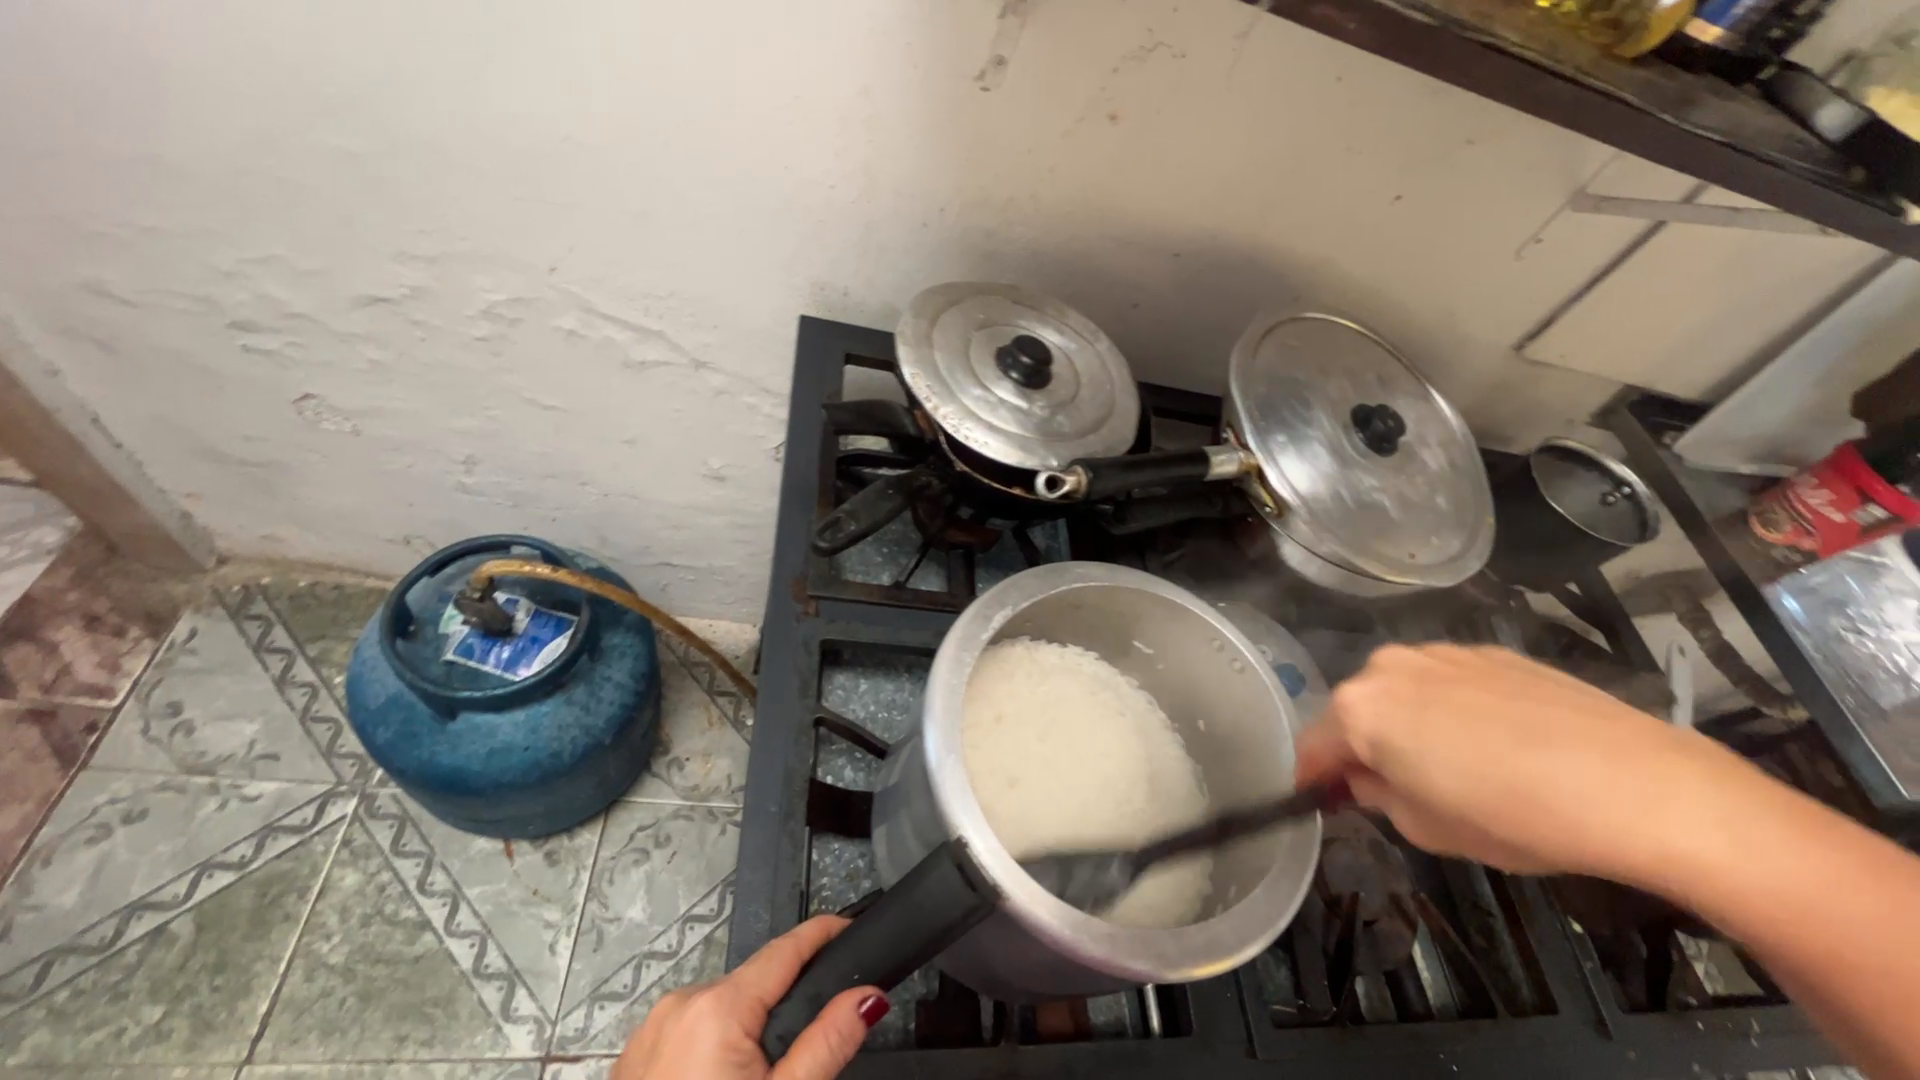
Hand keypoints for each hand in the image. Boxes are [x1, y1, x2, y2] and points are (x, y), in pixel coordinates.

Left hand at [613, 916, 888, 1079]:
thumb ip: (826, 1043)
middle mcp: (681, 1003)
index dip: (822, 934)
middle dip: (785, 1004)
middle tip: (807, 1049)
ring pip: (722, 1010)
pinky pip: (690, 1032)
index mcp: (719, 1006)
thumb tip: (868, 996)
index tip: (850, 928)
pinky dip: (712, 1049)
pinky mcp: (634, 1056)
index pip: (785, 949)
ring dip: (748, 1029)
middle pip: (754, 984)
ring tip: (762, 1078)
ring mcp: (652, 1028)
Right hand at [1293, 643, 1774, 887]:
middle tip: (1394, 788)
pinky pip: (1446, 682)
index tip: (1322, 802)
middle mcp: (1388, 667)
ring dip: (1407, 723)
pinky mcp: (1491, 652)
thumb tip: (1367, 779)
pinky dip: (1451, 709)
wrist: (1637, 784)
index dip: (1313, 779)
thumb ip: (1377, 796)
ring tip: (1454, 765)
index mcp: (1360, 710)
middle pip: (1355, 711)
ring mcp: (1442, 653)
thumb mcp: (1426, 827)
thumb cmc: (1514, 817)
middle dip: (1363, 746)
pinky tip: (1497, 743)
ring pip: (1401, 692)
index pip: (1312, 746)